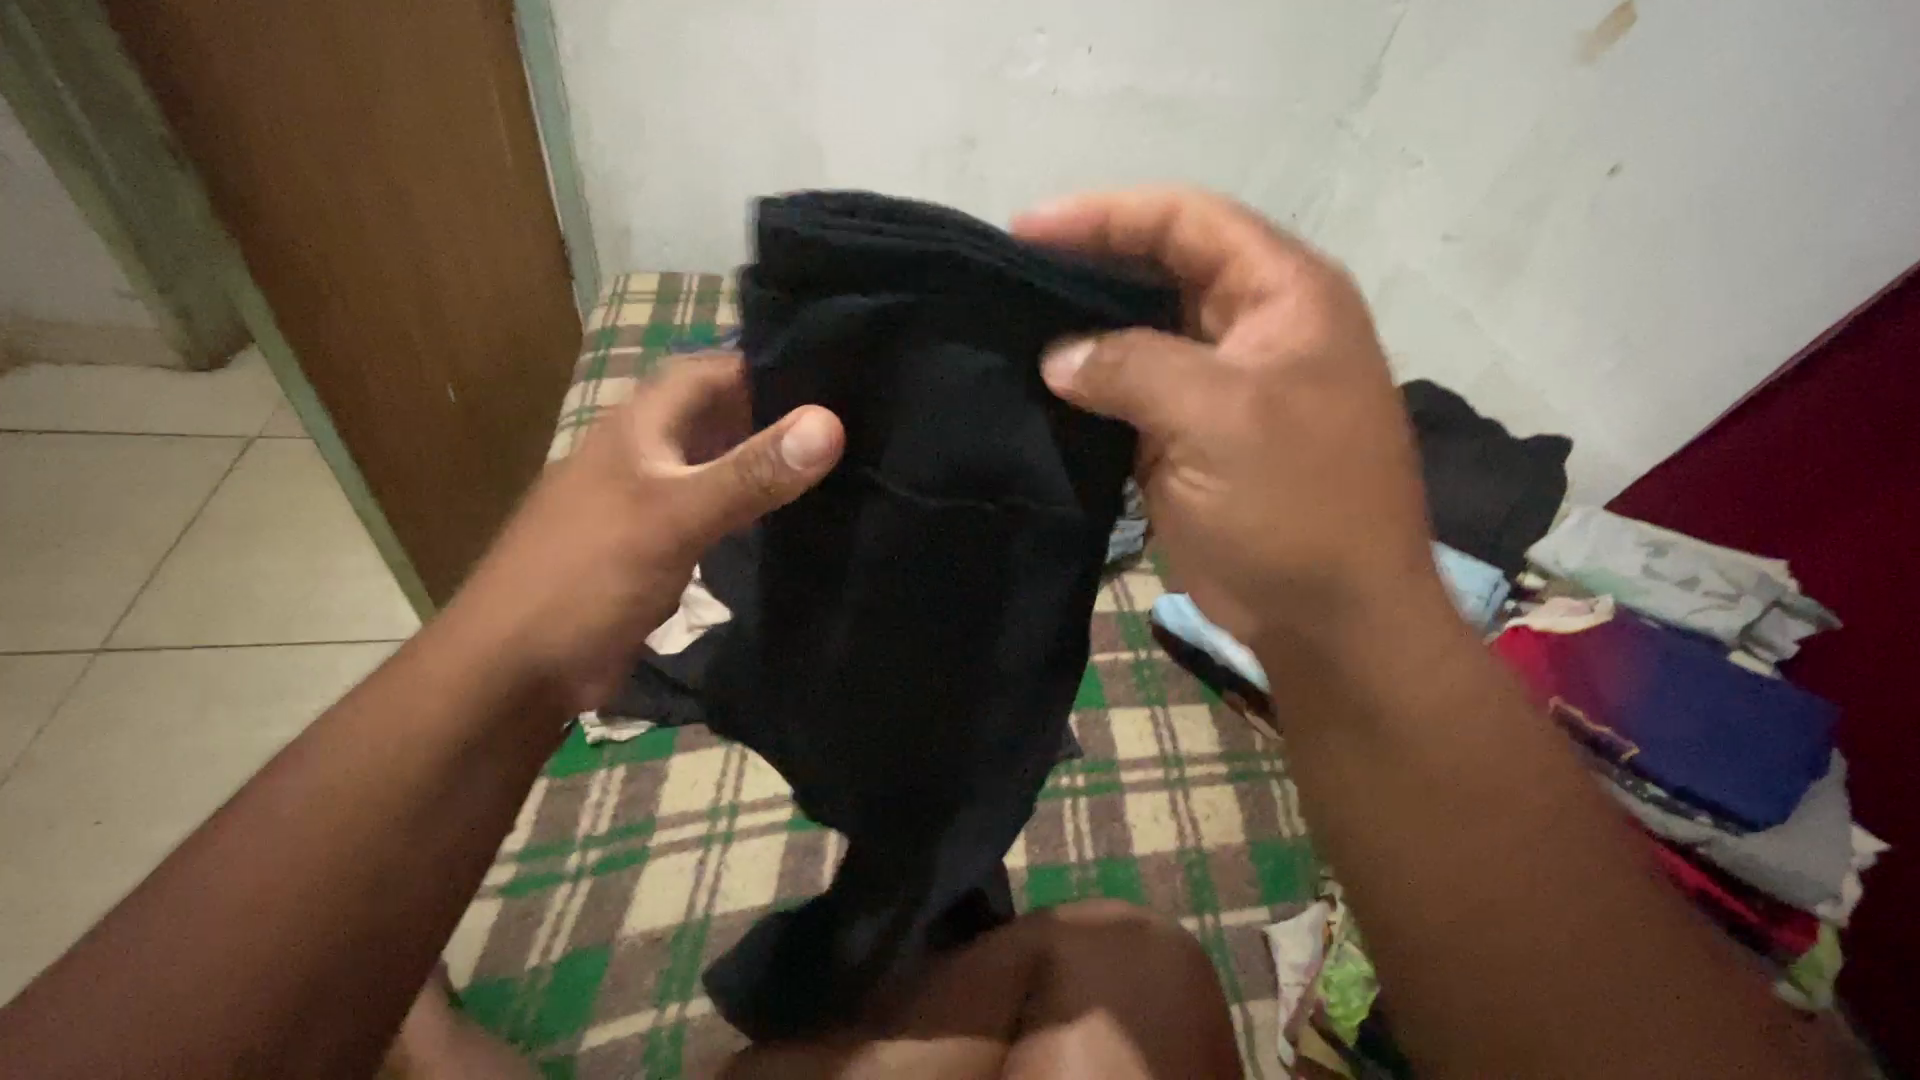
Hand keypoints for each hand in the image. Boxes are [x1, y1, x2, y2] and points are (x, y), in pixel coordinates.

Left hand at [447, 353, 842, 710]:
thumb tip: (832, 422)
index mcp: (641, 425)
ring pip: (721, 464)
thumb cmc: (587, 576)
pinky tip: (793, 520)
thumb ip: (750, 472)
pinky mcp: (658, 545)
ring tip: (843, 465)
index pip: (715, 368)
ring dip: (769, 463)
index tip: (843, 373)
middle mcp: (647, 452)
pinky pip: (716, 511)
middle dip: (781, 413)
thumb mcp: (673, 516)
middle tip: (857, 422)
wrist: (517, 668)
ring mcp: (650, 500)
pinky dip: (752, 508)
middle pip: (722, 415)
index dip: (772, 363)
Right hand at [1014, 188, 1446, 652]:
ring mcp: (1220, 387)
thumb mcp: (1217, 416)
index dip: (1106, 215)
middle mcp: (1253, 328)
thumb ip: (1131, 366)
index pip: (1187, 221)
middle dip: (1086, 269)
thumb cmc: (1293, 505)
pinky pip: (1131, 396)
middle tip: (1007, 279)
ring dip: (1082, 332)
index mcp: (1284, 295)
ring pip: (1140, 335)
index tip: (1024, 231)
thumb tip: (1057, 357)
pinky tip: (1038, 390)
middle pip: (1160, 271)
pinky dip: (1088, 392)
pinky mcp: (1191, 439)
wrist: (1329, 618)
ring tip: (1009, 328)